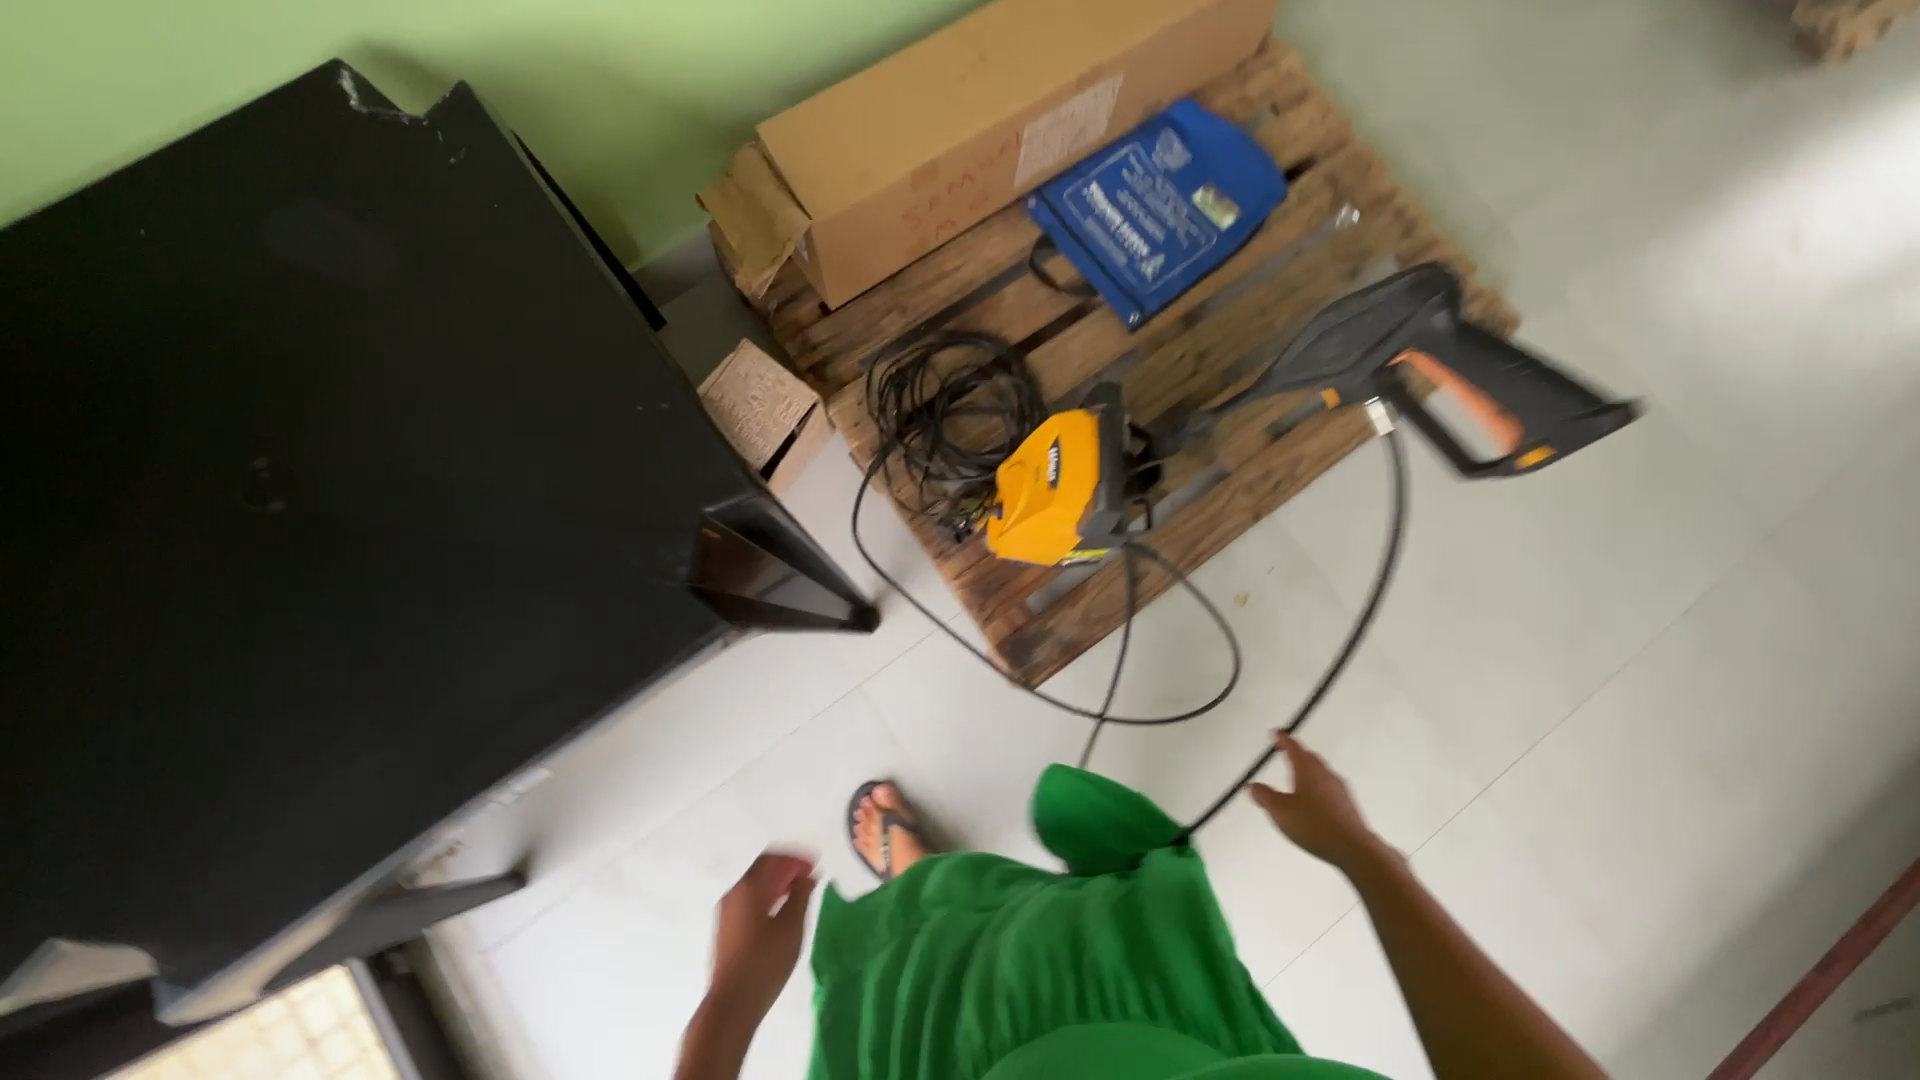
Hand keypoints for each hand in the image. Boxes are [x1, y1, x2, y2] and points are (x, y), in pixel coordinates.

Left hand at [708, 850, 817, 1019]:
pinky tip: (781, 911)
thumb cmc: (765, 963)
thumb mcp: (791, 928)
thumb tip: (805, 878)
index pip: (772, 859)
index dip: (795, 858)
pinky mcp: (726, 928)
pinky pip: (749, 899)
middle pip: (762, 869)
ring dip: (778, 882)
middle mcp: (734, 894)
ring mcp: (726, 911)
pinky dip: (767, 895)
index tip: (815, 864)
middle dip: (787, 868)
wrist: (731, 1004)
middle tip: (810, 876)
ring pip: (755, 884)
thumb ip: (800, 896)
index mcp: (749, 888)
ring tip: (800, 892)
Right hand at [1247, 731, 1392, 871]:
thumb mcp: (1279, 811)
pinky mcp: (1348, 805)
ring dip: (1307, 771)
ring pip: (1320, 773)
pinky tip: (1312, 802)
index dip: (1283, 739)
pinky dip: (1316, 787)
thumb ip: (1264, 796)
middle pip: (1310, 758)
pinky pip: (1328, 787)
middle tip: (1284, 753)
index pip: (1293, 747)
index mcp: (1307, 770)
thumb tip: (1252, 786)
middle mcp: (1325, 775)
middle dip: (1296, 753)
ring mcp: (1340, 789)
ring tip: (1295, 780)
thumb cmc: (1313, 825)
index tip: (1275, 733)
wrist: (1354, 849)